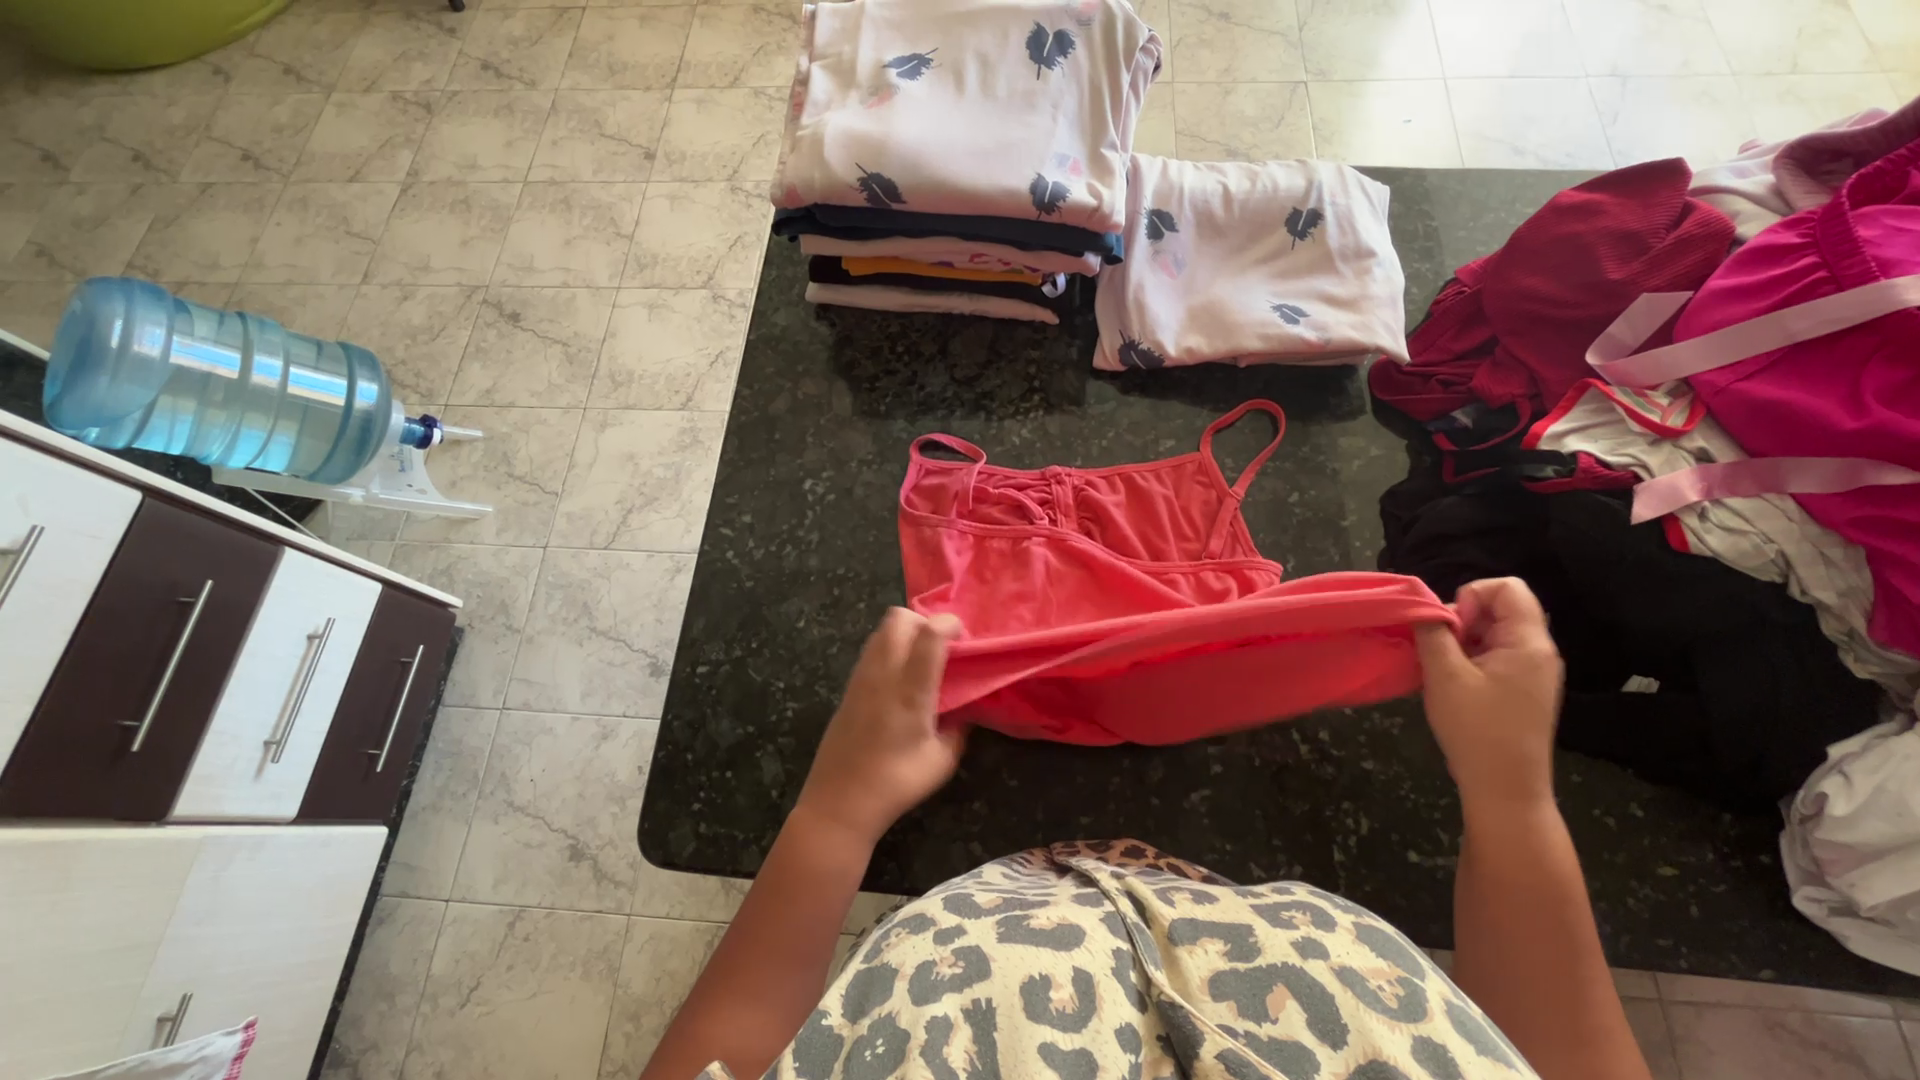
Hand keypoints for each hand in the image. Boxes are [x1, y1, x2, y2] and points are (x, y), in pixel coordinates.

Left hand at [794, 608, 965, 846]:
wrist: (840, 802)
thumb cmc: (896, 783)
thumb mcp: (941, 762)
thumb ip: (958, 730)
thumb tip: (963, 713)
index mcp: (910, 690)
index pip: (929, 635)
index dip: (948, 624)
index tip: (963, 637)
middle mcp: (883, 674)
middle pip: (898, 619)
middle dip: (924, 621)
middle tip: (940, 646)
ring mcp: (860, 679)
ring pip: (880, 631)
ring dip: (904, 634)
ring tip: (920, 662)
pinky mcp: (847, 689)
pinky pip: (870, 652)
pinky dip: (888, 650)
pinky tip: (899, 681)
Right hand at [1414, 577, 1564, 813]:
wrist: (1505, 787)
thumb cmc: (1476, 729)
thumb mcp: (1444, 676)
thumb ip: (1433, 632)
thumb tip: (1424, 607)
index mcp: (1529, 643)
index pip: (1507, 587)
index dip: (1472, 596)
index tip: (1452, 628)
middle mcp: (1538, 651)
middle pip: (1500, 607)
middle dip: (1462, 619)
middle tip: (1441, 650)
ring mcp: (1532, 671)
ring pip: (1493, 632)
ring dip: (1462, 641)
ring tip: (1444, 670)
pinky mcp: (1522, 688)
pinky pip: (1494, 654)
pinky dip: (1469, 659)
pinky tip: (1453, 684)